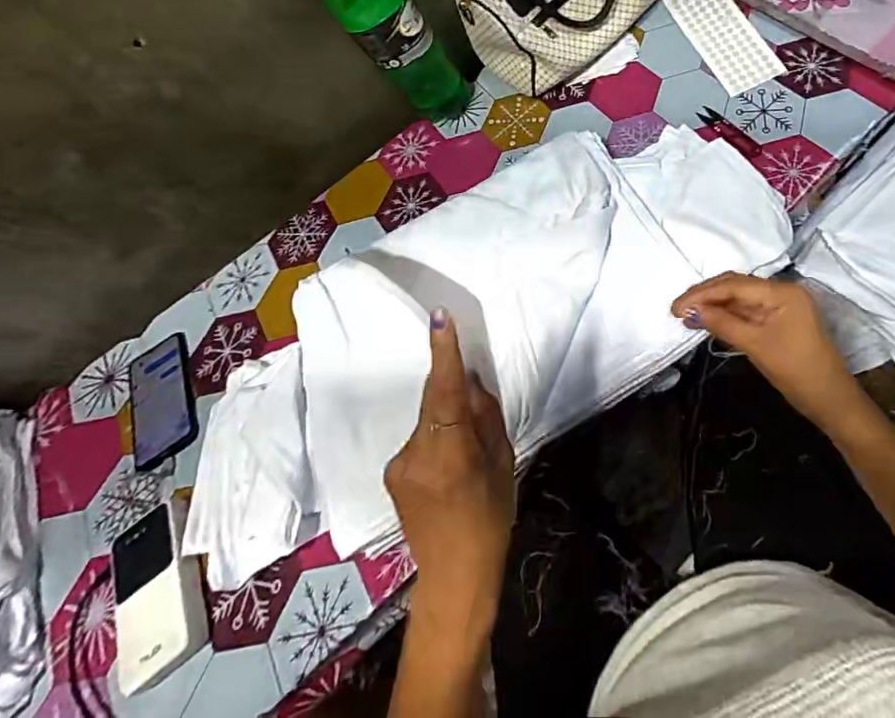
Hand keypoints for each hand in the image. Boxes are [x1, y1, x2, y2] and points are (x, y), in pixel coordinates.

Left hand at [384, 309, 513, 643]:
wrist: (454, 575)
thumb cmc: (490, 520)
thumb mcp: (502, 465)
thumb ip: (485, 418)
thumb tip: (471, 380)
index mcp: (450, 452)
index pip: (445, 391)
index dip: (444, 354)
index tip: (439, 318)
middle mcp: (415, 452)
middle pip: (434, 403)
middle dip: (453, 392)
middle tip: (476, 411)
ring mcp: (398, 463)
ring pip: (426, 421)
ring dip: (445, 422)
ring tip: (465, 457)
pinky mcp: (391, 472)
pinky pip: (418, 439)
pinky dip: (435, 440)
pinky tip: (447, 471)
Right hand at [672, 273, 871, 432]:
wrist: (832, 402)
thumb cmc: (797, 372)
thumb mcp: (756, 346)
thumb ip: (722, 323)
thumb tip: (691, 310)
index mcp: (783, 292)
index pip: (734, 285)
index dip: (701, 294)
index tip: (675, 307)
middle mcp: (783, 292)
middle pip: (736, 286)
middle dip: (705, 296)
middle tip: (677, 310)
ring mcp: (782, 307)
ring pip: (739, 299)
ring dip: (713, 306)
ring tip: (687, 316)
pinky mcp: (779, 321)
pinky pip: (747, 312)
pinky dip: (726, 316)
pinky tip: (708, 322)